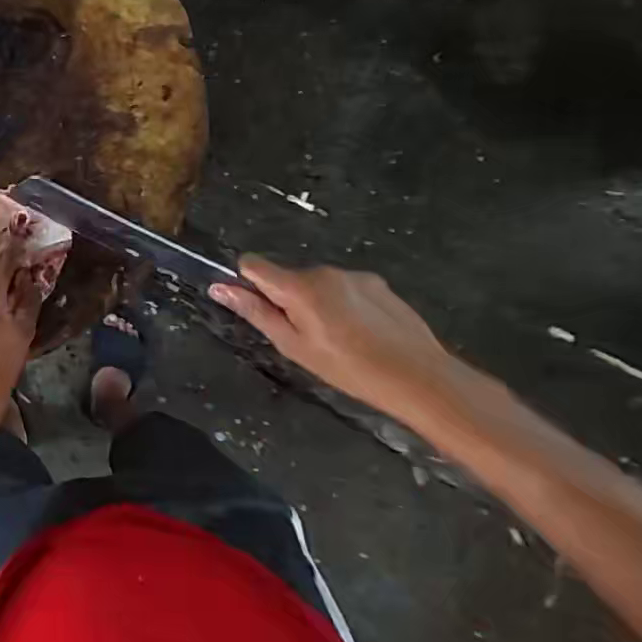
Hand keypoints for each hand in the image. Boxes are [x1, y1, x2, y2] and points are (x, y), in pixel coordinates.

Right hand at [208, 255, 456, 410]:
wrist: (422, 378)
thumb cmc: (348, 368)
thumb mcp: (293, 345)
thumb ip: (255, 311)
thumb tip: (219, 287)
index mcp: (298, 285)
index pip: (252, 263)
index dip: (249, 284)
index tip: (263, 310)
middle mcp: (324, 271)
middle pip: (288, 276)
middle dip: (288, 299)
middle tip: (305, 336)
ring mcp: (354, 275)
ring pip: (318, 283)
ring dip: (317, 302)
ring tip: (339, 338)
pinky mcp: (379, 284)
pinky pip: (345, 288)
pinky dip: (344, 304)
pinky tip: (363, 333)